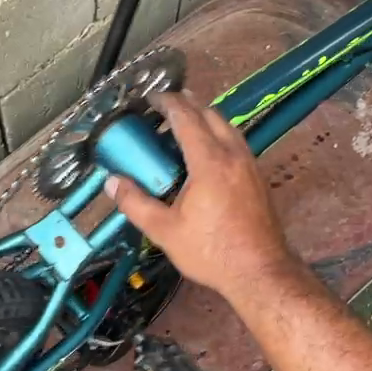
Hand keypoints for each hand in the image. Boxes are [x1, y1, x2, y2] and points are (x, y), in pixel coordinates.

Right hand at [108, 93, 302, 298]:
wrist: (259, 271)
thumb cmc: (211, 252)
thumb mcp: (165, 231)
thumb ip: (136, 204)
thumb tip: (112, 184)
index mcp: (209, 161)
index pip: (186, 118)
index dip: (167, 103)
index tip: (151, 99)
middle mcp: (233, 155)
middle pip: (211, 114)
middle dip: (188, 105)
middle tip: (165, 109)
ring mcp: (250, 165)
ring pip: (228, 127)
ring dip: (206, 119)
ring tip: (185, 127)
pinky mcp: (258, 179)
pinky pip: (237, 144)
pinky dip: (219, 136)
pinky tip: (207, 155)